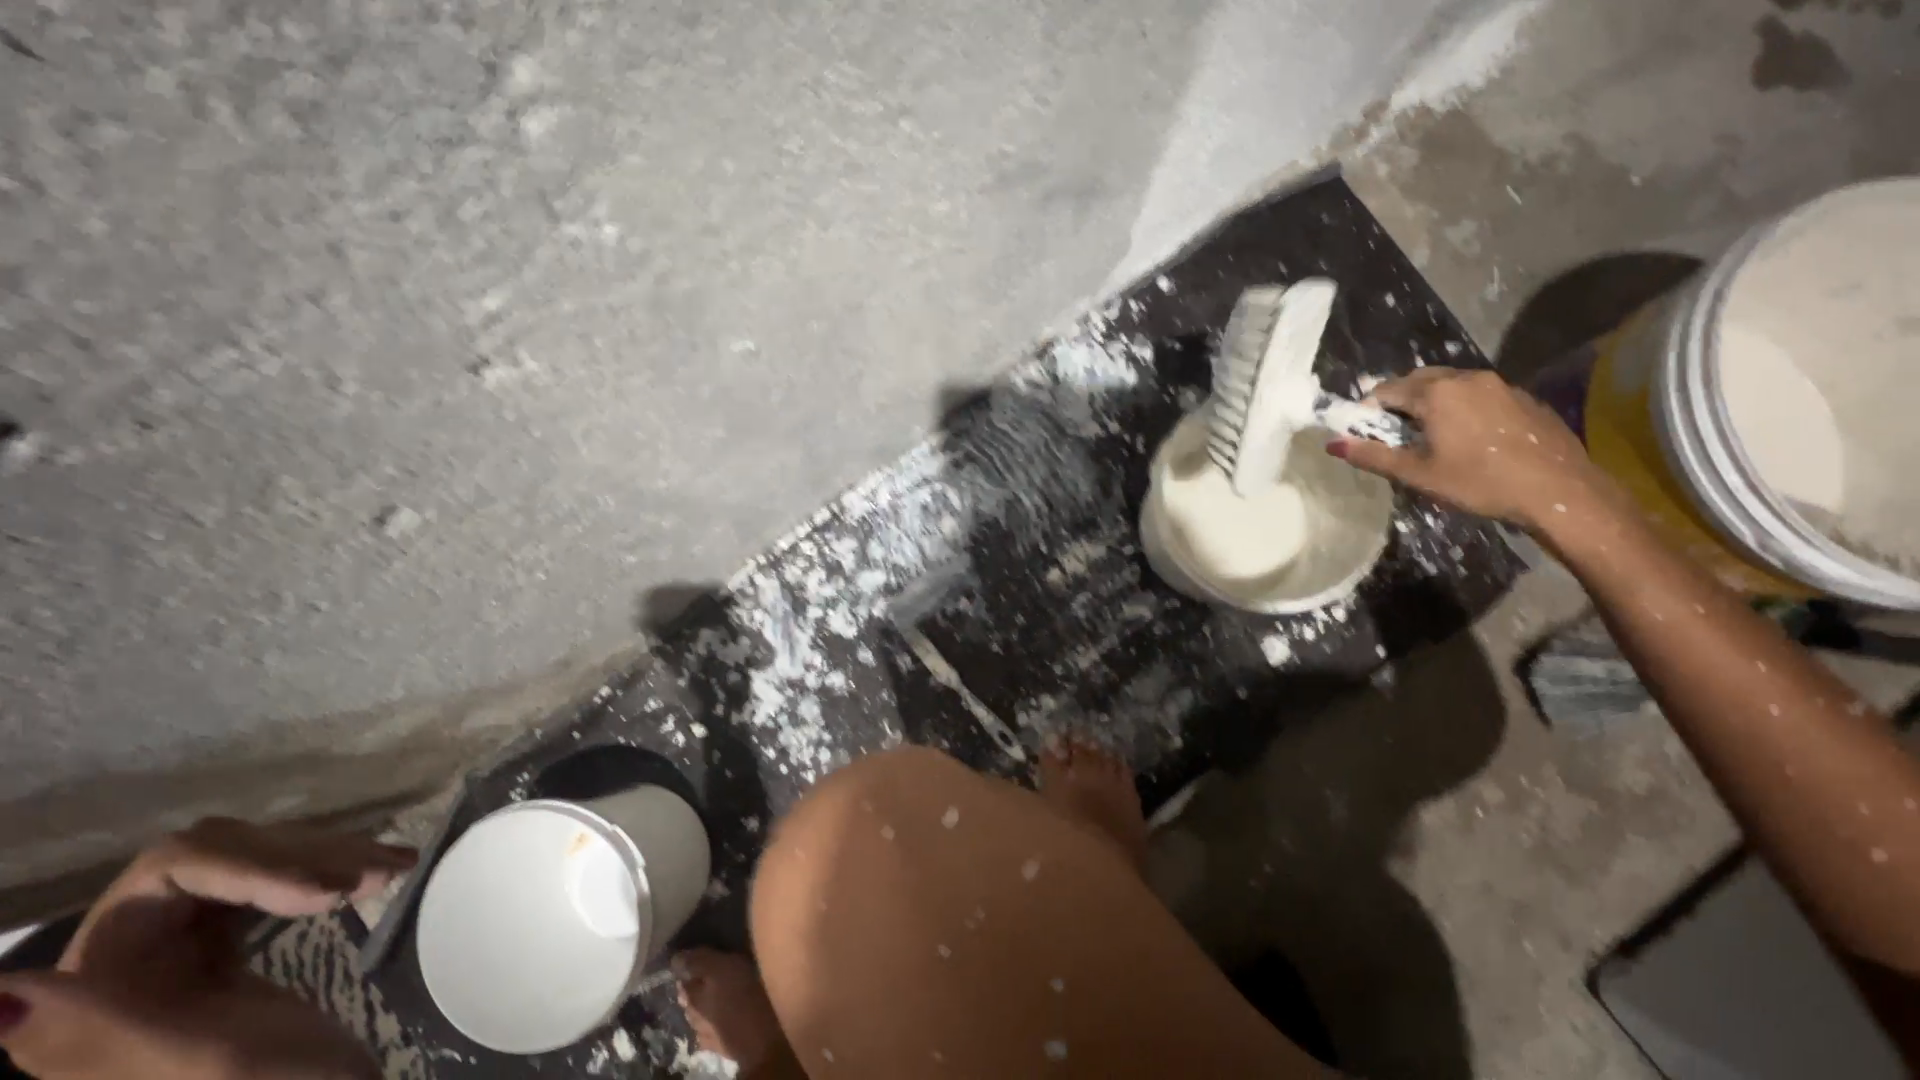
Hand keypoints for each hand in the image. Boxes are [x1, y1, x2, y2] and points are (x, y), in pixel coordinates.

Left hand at [0, 818, 415, 1079]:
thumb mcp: (200, 1069)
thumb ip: (101, 1035)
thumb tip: (2, 989)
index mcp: (101, 987)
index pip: (172, 869)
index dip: (257, 864)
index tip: (331, 895)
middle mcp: (124, 960)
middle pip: (217, 855)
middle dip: (303, 855)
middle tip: (375, 875)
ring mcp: (172, 954)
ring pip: (251, 860)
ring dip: (327, 857)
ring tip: (392, 870)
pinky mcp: (218, 953)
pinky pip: (266, 886)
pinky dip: (325, 872)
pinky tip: (372, 878)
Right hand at [1330, 367, 1619, 530]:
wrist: (1558, 489)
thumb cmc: (1479, 482)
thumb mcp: (1418, 474)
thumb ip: (1373, 456)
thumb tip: (1332, 443)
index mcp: (1435, 393)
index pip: (1387, 390)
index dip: (1369, 409)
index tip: (1365, 432)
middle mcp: (1466, 378)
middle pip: (1419, 380)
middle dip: (1401, 400)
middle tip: (1395, 432)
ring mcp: (1499, 384)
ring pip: (1452, 385)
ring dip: (1434, 402)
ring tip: (1432, 434)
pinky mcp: (1523, 397)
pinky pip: (1480, 394)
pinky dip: (1464, 407)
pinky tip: (1471, 437)